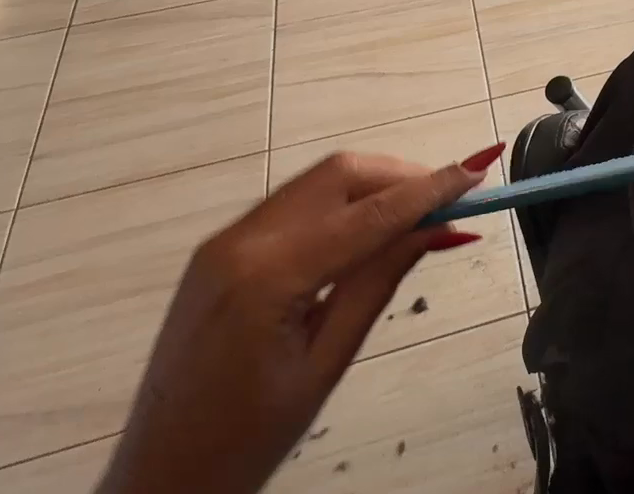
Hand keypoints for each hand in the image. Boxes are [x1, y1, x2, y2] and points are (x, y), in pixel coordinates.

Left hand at [97, 144, 504, 493]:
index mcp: (268, 276)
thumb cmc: (248, 439)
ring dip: (374, 185)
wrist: (157, 477)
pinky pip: (294, 205)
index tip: (477, 170)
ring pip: (317, 183)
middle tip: (450, 199)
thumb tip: (438, 228)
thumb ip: (379, 283)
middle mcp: (241, 239)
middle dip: (402, 175)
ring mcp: (225, 239)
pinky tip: (370, 228)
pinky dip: (341, 203)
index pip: (370, 214)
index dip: (430, 189)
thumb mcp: (325, 363)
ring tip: (420, 213)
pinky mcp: (220, 249)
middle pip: (339, 175)